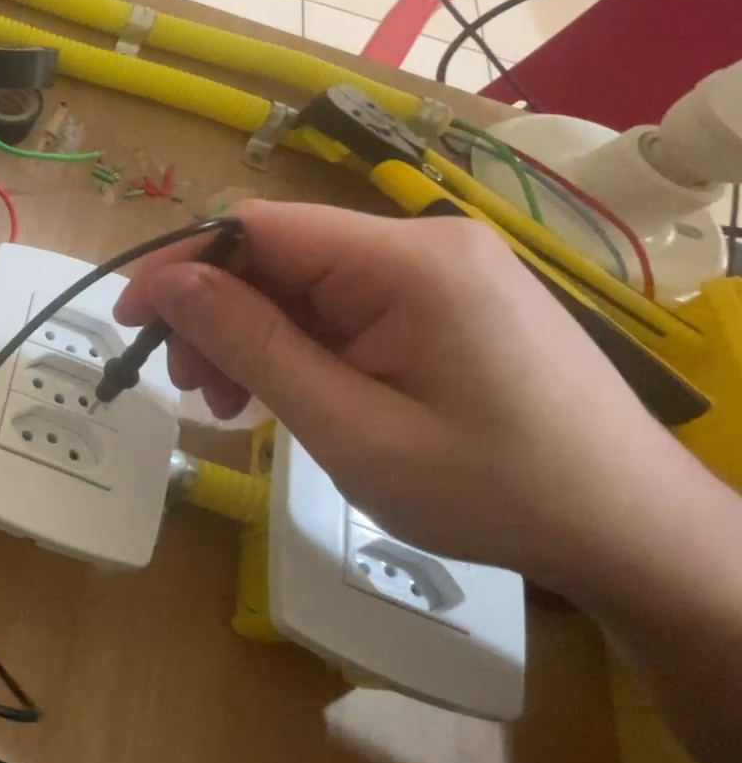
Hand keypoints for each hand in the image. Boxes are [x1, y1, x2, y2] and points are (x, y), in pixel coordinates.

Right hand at [115, 200, 700, 582]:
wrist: (634, 534)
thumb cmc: (492, 490)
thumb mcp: (349, 426)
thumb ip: (251, 345)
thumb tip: (165, 283)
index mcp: (407, 262)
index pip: (256, 227)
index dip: (180, 265)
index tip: (130, 321)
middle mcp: (421, 246)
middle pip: (274, 257)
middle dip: (213, 316)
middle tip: (187, 388)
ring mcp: (435, 273)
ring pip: (298, 285)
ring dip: (245, 337)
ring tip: (227, 405)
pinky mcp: (439, 302)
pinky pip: (336, 308)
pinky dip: (290, 347)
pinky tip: (278, 394)